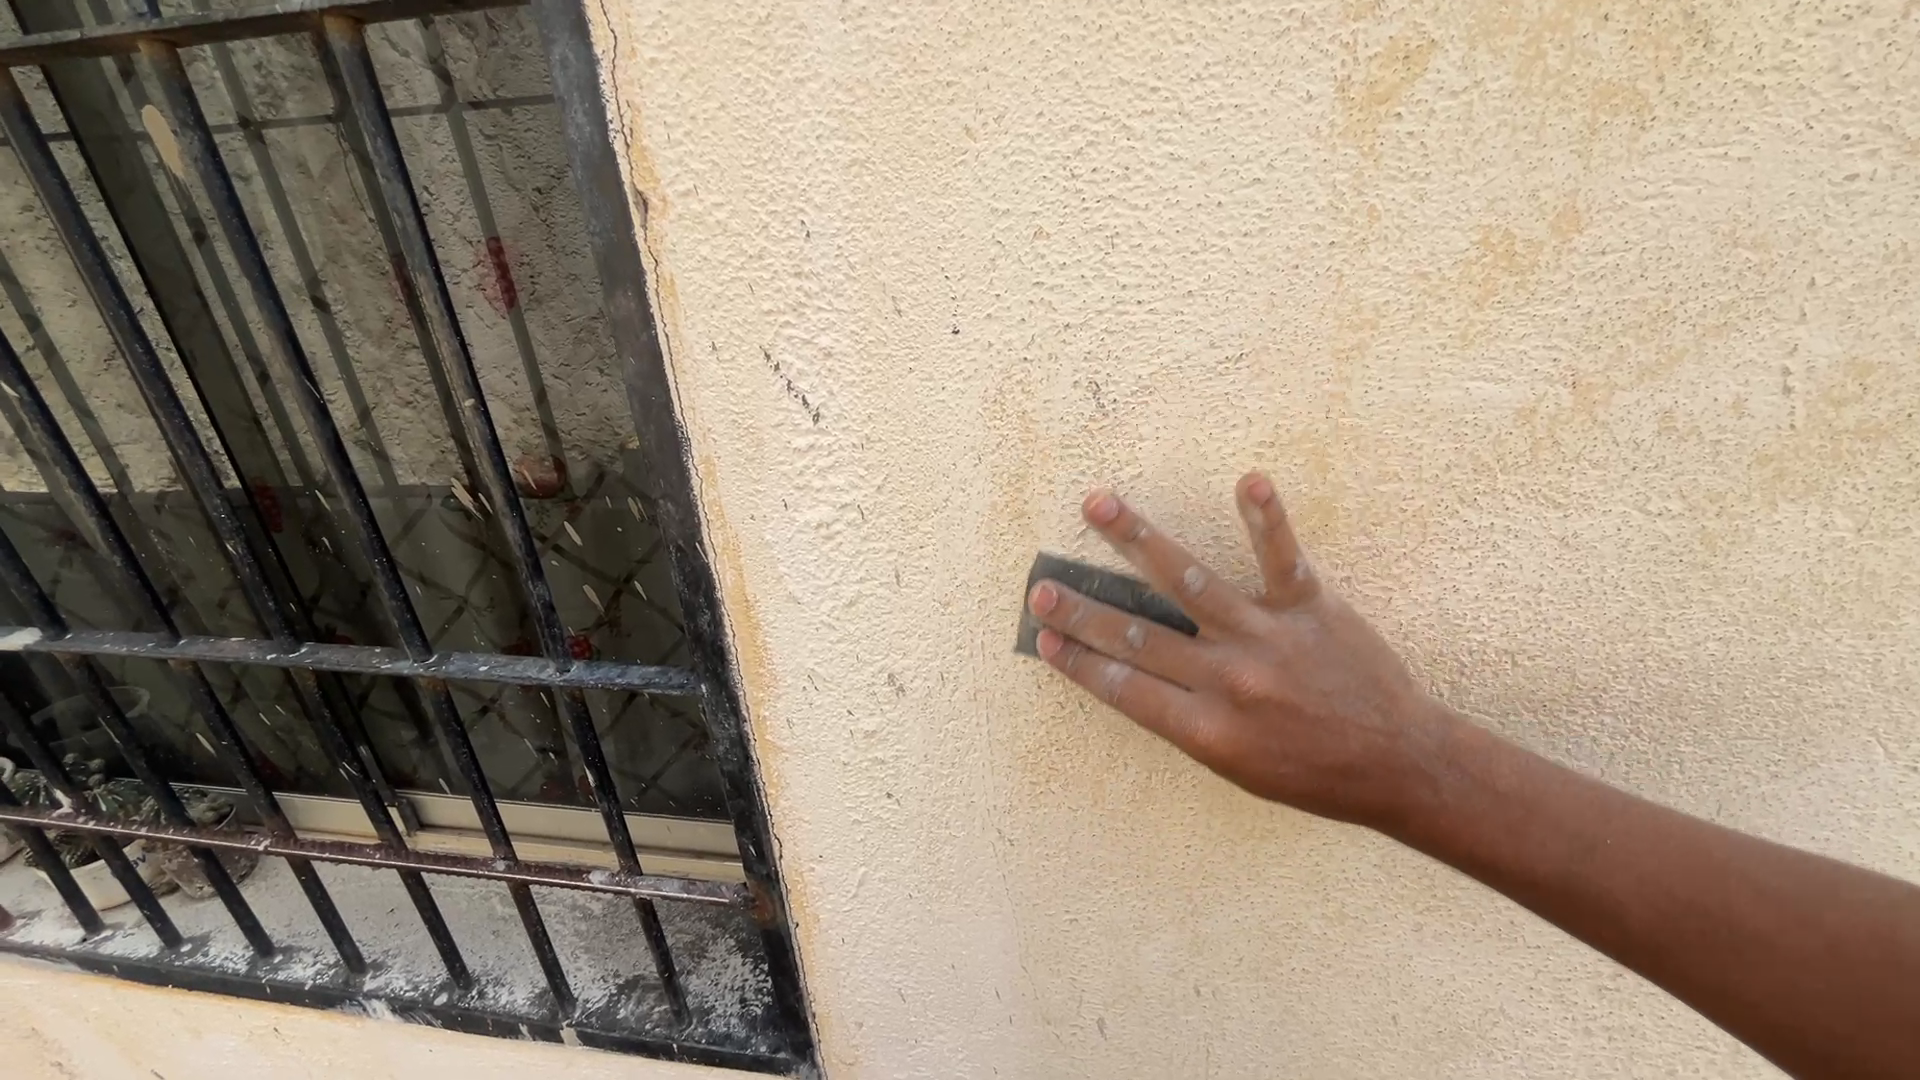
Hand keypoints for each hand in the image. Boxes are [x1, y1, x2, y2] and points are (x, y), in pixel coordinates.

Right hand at [1028, 473, 1466, 829]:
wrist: (1401, 766)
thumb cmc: (1312, 774)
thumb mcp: (1234, 767)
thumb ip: (1184, 719)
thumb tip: (1135, 677)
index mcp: (1205, 728)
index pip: (1122, 686)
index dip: (1077, 660)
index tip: (1043, 637)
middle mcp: (1227, 679)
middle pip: (1136, 637)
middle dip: (1081, 612)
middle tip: (1041, 588)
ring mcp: (1266, 638)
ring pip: (1188, 580)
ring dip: (1136, 538)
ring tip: (1098, 504)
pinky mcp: (1308, 609)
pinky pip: (1281, 559)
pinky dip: (1265, 519)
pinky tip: (1247, 480)